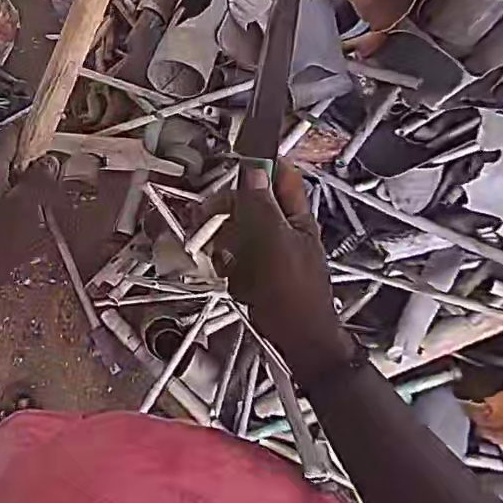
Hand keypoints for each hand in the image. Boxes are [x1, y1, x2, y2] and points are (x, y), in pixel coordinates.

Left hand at [0, 129, 61, 293]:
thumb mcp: (27, 206)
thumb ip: (39, 179)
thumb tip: (48, 159)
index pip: (9, 134)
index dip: (30, 129)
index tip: (49, 131)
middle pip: (6, 154)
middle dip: (30, 158)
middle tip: (52, 169)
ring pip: (3, 174)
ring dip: (23, 179)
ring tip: (43, 194)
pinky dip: (14, 195)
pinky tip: (27, 214)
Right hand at [227, 161, 351, 383]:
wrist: (295, 339)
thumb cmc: (294, 293)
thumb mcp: (274, 240)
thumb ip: (261, 204)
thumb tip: (254, 171)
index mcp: (295, 217)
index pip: (281, 176)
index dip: (261, 164)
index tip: (235, 162)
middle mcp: (282, 230)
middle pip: (249, 203)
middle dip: (227, 210)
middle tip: (207, 215)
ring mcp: (268, 251)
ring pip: (236, 230)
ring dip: (224, 240)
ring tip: (226, 257)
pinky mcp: (255, 271)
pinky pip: (232, 256)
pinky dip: (226, 263)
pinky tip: (231, 275)